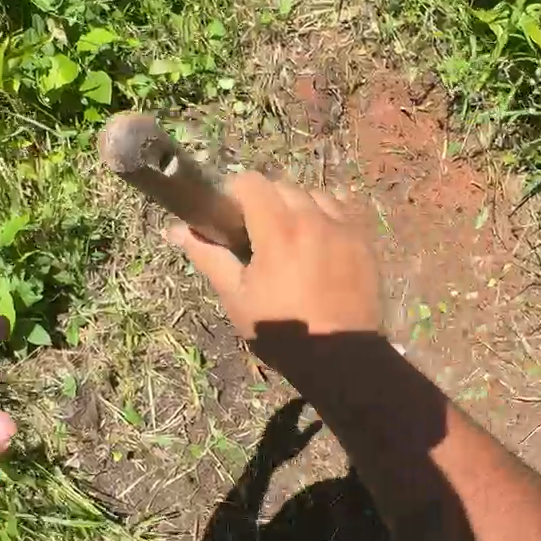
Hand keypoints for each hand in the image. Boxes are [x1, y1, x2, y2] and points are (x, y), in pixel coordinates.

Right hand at [167, 172, 381, 365]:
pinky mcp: (364, 241)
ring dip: (298, 206)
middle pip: (283, 187)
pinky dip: (327, 215)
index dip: (234, 193)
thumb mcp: (237, 298)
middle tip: (255, 233)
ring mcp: (344, 228)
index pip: (251, 182)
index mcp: (278, 230)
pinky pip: (344, 210)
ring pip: (315, 195)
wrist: (340, 358)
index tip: (228, 215)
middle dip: (265, 201)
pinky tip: (320, 239)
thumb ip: (209, 257)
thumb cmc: (281, 331)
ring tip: (291, 237)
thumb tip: (176, 230)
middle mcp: (313, 218)